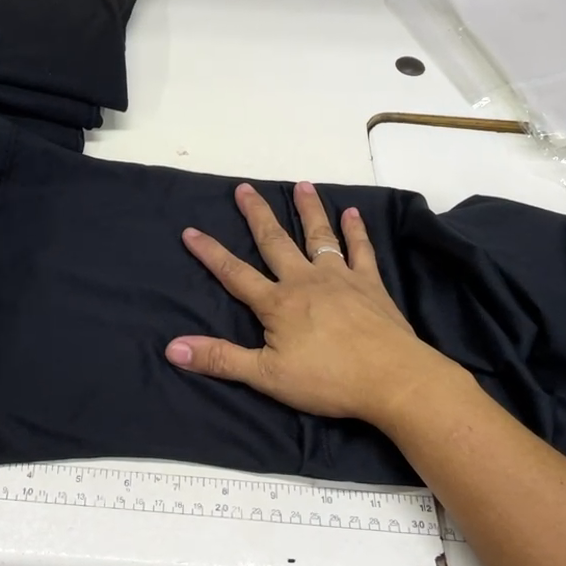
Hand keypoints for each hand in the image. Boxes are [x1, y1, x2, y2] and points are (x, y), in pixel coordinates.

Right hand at [165, 182, 466, 424]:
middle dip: (256, 214)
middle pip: (275, 241)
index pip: (234, 273)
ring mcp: (340, 279)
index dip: (210, 253)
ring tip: (302, 185)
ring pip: (319, 236)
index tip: (190, 231)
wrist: (393, 378)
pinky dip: (356, 231)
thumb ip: (221, 359)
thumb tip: (173, 348)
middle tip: (244, 188)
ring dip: (308, 210)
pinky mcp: (371, 285)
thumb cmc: (328, 380)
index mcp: (277, 303)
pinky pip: (361, 250)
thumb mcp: (266, 376)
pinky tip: (352, 213)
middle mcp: (305, 281)